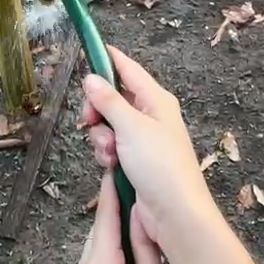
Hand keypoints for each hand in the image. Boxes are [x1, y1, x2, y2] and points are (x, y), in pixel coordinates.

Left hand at [74, 173, 176, 263]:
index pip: (107, 213)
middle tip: (142, 177)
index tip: (124, 158)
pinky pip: (102, 255)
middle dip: (120, 201)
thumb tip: (141, 209)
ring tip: (146, 203)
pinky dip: (117, 243)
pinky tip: (138, 239)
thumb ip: (145, 247)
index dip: (116, 185)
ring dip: (120, 223)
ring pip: (102, 238)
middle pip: (102, 223)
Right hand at [81, 47, 216, 242]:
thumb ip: (109, 101)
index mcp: (155, 99)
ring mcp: (142, 138)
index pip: (128, 69)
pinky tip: (113, 166)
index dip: (109, 59)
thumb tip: (92, 78)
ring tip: (111, 153)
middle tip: (91, 120)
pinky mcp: (135, 160)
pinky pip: (112, 146)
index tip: (88, 51)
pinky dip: (107, 153)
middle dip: (98, 110)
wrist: (175, 213)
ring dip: (101, 137)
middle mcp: (150, 115)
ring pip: (108, 125)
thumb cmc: (160, 165)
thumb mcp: (131, 127)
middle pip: (113, 98)